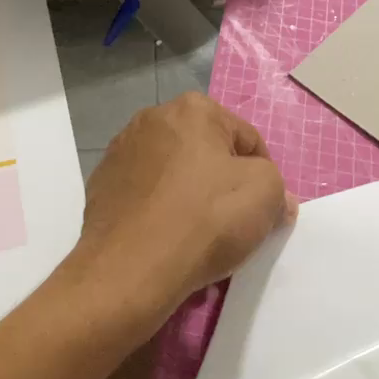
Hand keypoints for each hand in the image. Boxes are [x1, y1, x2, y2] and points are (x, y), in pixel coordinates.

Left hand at [67, 92, 293, 318]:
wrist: (129, 269)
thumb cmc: (204, 220)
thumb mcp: (264, 194)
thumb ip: (277, 187)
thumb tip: (277, 200)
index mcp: (193, 109)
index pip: (247, 140)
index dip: (263, 176)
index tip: (263, 210)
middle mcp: (152, 118)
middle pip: (207, 152)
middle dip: (222, 182)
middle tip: (231, 223)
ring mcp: (121, 150)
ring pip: (174, 173)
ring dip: (189, 195)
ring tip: (197, 235)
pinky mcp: (101, 183)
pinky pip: (146, 194)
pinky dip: (159, 209)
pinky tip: (165, 238)